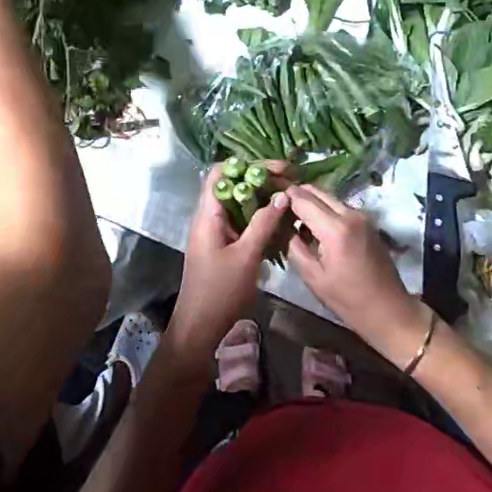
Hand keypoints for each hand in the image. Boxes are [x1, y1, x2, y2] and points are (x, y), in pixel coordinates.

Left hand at [166, 162, 291, 365]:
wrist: (200, 326)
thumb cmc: (220, 291)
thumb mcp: (246, 256)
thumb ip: (263, 224)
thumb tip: (283, 195)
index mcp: (207, 214)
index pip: (221, 173)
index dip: (247, 165)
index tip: (277, 169)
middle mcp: (209, 216)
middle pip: (232, 185)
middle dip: (260, 179)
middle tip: (291, 180)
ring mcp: (215, 230)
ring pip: (238, 203)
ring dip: (261, 197)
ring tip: (290, 195)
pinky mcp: (222, 244)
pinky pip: (240, 220)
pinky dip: (258, 215)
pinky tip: (279, 218)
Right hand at [283, 184, 429, 366]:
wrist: (389, 310)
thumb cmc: (348, 300)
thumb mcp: (313, 276)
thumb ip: (294, 246)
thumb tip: (284, 226)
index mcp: (335, 229)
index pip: (302, 199)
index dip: (284, 197)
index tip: (269, 201)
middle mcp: (350, 215)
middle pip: (317, 192)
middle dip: (297, 195)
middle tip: (279, 207)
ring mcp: (362, 216)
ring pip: (328, 198)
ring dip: (311, 203)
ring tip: (294, 219)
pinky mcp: (367, 222)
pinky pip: (339, 207)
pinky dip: (324, 210)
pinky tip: (314, 227)